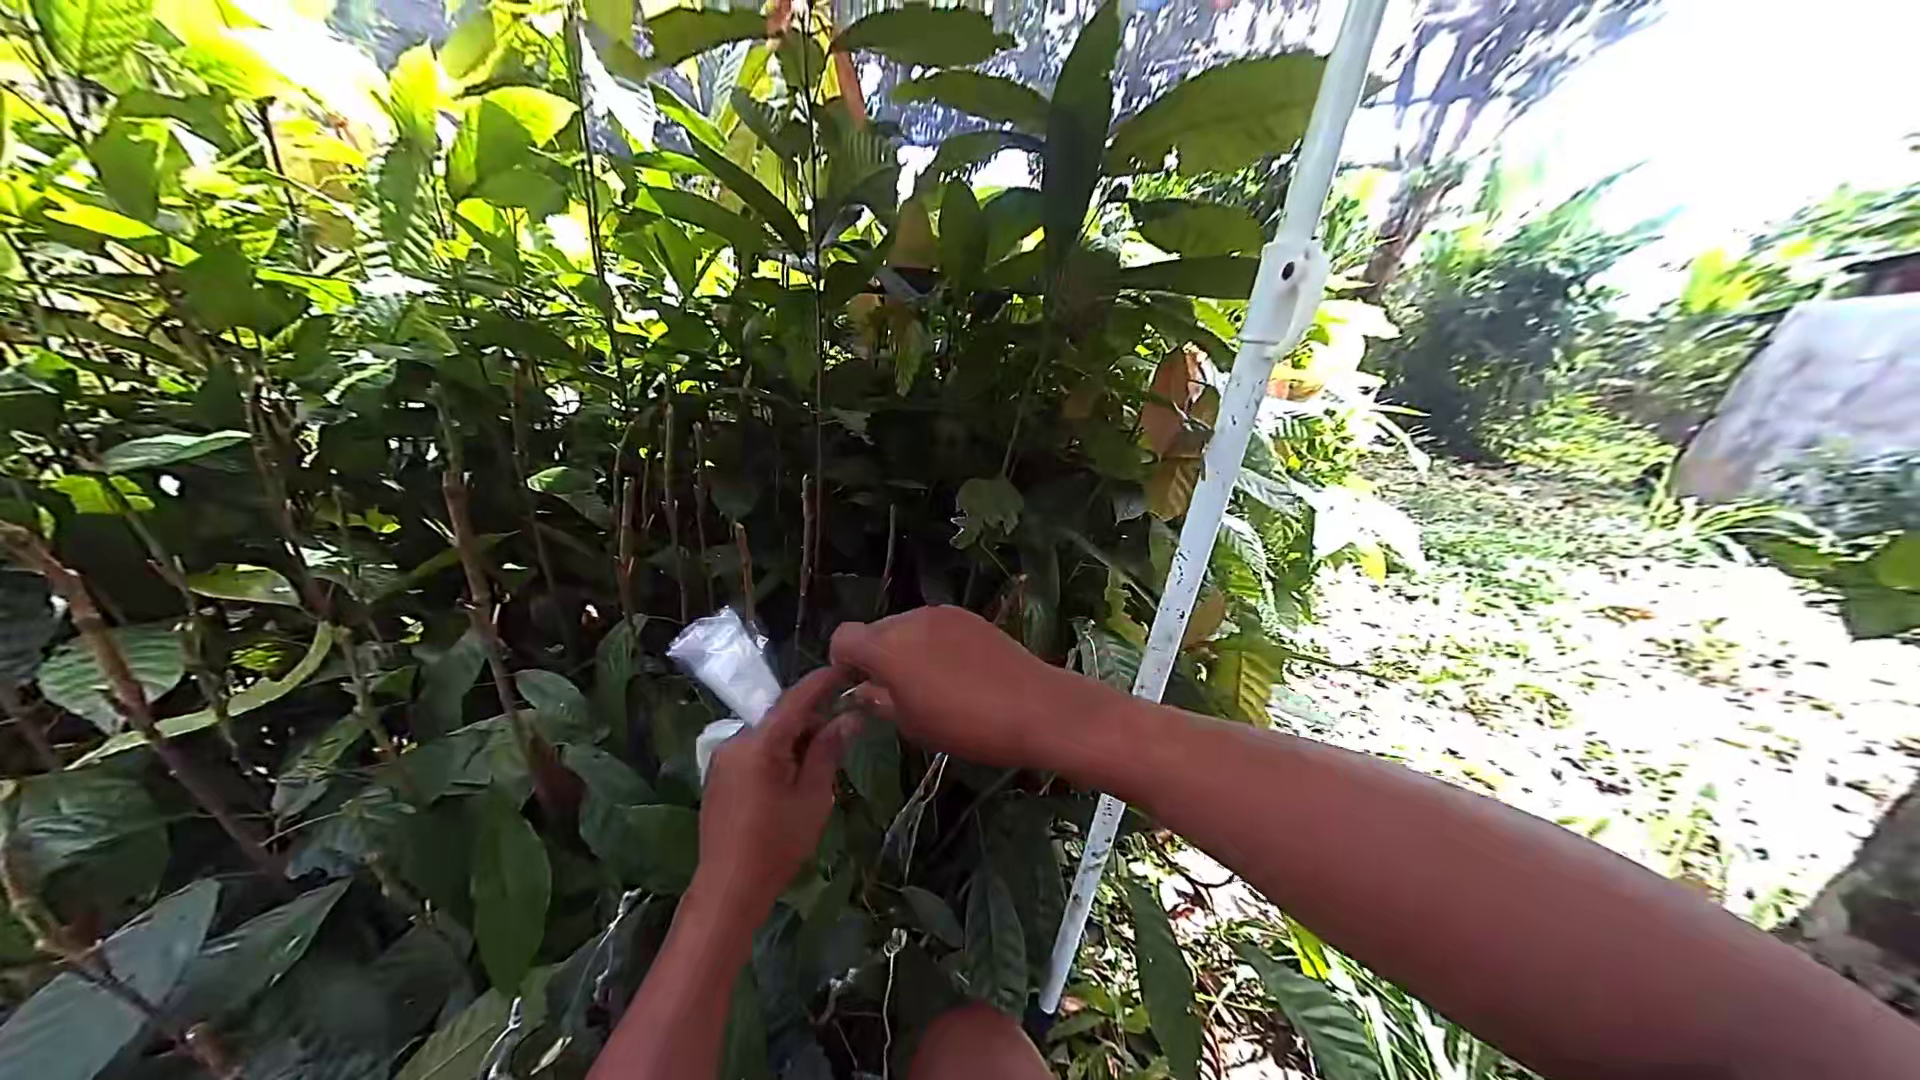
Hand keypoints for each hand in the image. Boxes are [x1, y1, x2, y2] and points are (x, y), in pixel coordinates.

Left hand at [694, 667, 859, 916]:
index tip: (847, 669)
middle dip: (812, 722)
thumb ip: (828, 749)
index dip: (823, 682)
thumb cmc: (777, 843)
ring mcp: (723, 760)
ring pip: (769, 735)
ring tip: (818, 770)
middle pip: (782, 718)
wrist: (728, 890)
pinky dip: (778, 755)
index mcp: (759, 743)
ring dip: (796, 741)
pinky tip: (793, 781)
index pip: (796, 699)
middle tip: (841, 742)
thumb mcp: (813, 795)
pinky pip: (755, 752)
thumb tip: (849, 716)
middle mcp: (736, 742)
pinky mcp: (719, 777)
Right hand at [829, 606, 1111, 769]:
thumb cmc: (967, 725)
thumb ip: (881, 701)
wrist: (1035, 706)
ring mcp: (942, 613)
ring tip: (929, 681)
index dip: (843, 661)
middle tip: (894, 689)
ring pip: (905, 625)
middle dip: (875, 655)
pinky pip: (934, 625)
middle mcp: (910, 619)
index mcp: (888, 647)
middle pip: (875, 629)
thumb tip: (864, 690)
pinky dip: (931, 642)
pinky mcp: (969, 615)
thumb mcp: (914, 725)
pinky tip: (955, 670)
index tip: (857, 684)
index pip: (844, 638)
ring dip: (904, 647)